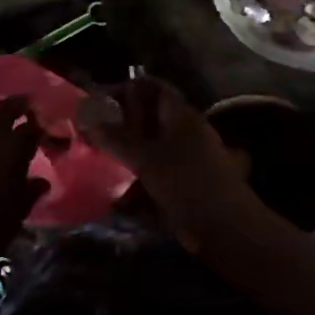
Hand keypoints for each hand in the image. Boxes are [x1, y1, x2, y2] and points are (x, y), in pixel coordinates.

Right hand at [76, 78, 259, 248]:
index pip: (157, 88)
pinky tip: (121, 188)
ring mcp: (191, 158)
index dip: (131, 87)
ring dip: (132, 151)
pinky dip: (141, 176)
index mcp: (183, 116)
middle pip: (154, 118)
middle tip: (95, 129)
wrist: (224, 226)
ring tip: (103, 158)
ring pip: (155, 146)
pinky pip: (160, 171)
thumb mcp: (146, 159)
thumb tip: (91, 121)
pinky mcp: (189, 182)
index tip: (103, 96)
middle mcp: (189, 131)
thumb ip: (118, 139)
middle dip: (126, 123)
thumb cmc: (185, 183)